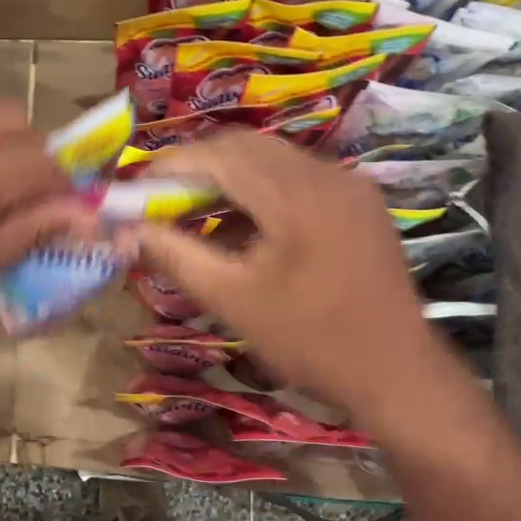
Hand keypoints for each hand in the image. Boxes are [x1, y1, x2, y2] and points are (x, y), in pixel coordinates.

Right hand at [137, 130, 457, 421]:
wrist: (396, 373)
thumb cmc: (308, 340)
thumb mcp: (230, 299)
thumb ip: (173, 255)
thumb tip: (124, 230)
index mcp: (295, 197)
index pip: (218, 155)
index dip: (169, 165)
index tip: (134, 189)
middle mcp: (326, 175)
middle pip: (244, 146)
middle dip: (195, 166)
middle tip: (159, 201)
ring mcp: (349, 184)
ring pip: (270, 157)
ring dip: (226, 176)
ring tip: (194, 214)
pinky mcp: (359, 200)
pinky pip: (296, 176)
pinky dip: (259, 189)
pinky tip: (241, 226)